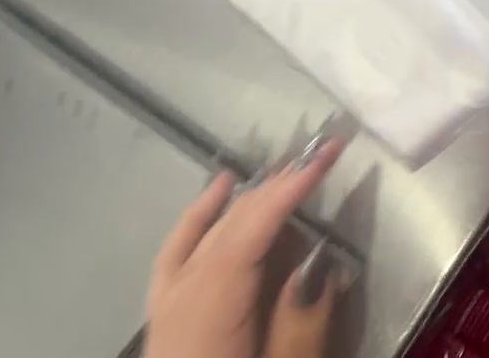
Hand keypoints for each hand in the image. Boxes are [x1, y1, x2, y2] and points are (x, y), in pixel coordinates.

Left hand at [146, 137, 348, 357]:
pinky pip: (173, 264)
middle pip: (222, 238)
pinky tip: (215, 195)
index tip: (326, 156)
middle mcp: (174, 321)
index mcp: (206, 333)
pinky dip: (194, 224)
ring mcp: (163, 326)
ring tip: (282, 167)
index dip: (285, 193)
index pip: (243, 243)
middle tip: (320, 153)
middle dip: (273, 190)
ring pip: (197, 246)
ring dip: (244, 203)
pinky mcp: (165, 334)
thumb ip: (299, 326)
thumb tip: (317, 260)